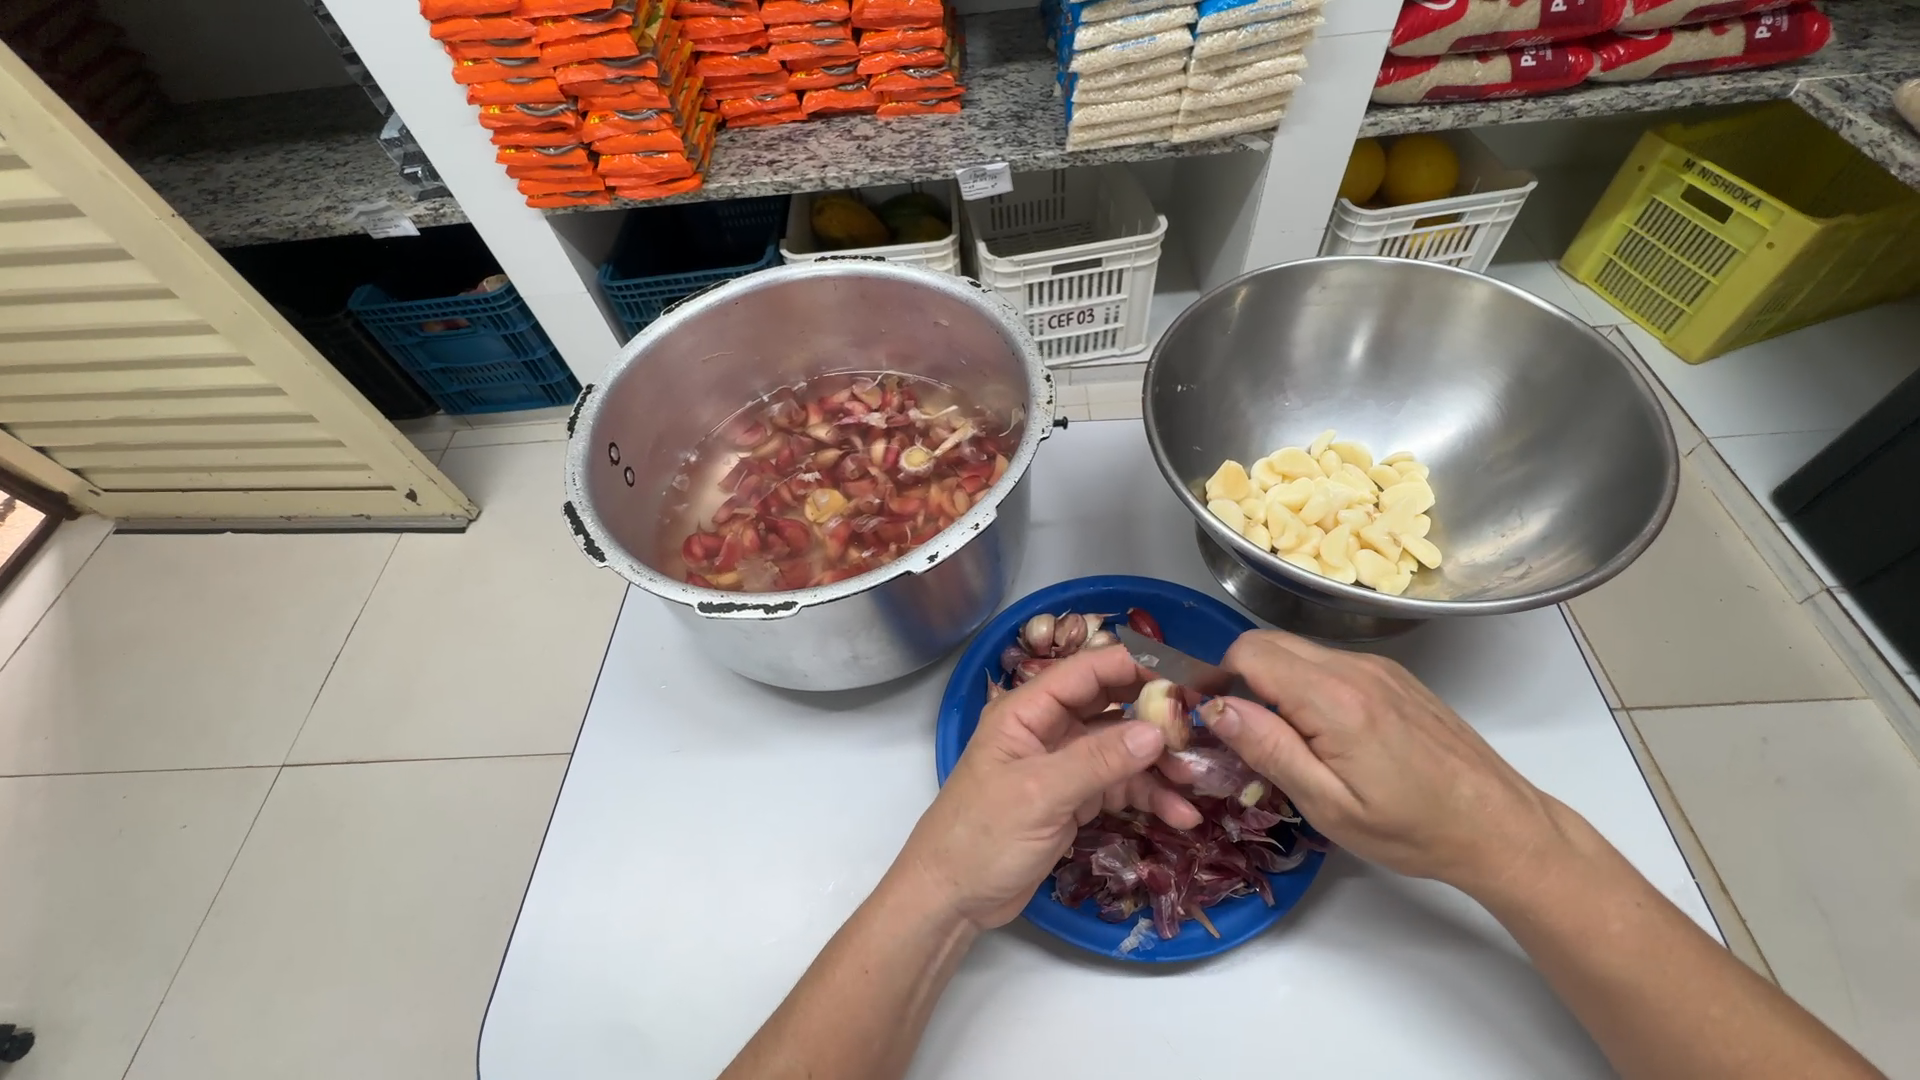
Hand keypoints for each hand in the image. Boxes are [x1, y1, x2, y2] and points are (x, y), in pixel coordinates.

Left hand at [895, 646, 1197, 929]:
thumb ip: (1098, 761)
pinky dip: (1147, 796)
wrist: (952, 898)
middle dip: (1155, 714)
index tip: (1184, 676)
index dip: (1134, 667)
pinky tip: (1179, 814)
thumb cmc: (981, 836)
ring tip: (1197, 780)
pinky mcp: (1073, 798)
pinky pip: (1118, 785)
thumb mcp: (1040, 795)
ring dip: (1158, 762)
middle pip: (1109, 705)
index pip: (1086, 672)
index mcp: (1026, 711)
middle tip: (1203, 726)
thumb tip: (1156, 731)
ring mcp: (1061, 764)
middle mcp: (1046, 728)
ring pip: (1120, 748)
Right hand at [1194, 630, 1564, 893]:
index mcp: (1334, 700)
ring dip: (1274, 681)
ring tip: (1289, 737)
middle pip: (1266, 642)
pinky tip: (1326, 730)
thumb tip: (1215, 707)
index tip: (1216, 719)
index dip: (1220, 679)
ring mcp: (1376, 666)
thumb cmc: (1411, 830)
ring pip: (1295, 649)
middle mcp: (1353, 668)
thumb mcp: (1328, 805)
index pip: (1248, 652)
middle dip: (1241, 677)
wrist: (1501, 826)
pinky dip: (1306, 683)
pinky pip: (1326, 661)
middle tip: (1247, 730)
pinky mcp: (1391, 674)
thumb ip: (1268, 749)